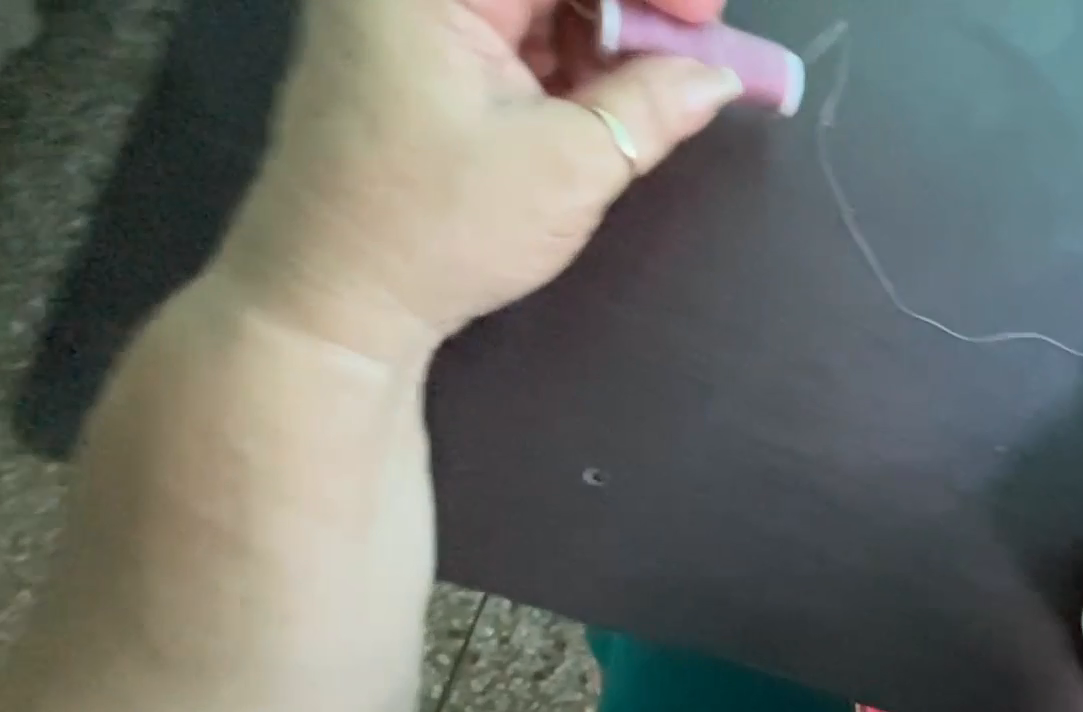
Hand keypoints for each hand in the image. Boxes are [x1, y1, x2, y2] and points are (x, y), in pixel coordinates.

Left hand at [215, 0, 744, 367]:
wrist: (343, 292)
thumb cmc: (448, 227)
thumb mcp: (569, 166)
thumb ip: (650, 109)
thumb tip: (718, 78)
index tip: (706, 25)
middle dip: (629, 7)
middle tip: (691, 55)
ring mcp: (411, 10)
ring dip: (604, 32)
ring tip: (652, 89)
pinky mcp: (420, 48)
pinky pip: (512, 28)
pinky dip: (568, 55)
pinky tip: (599, 96)